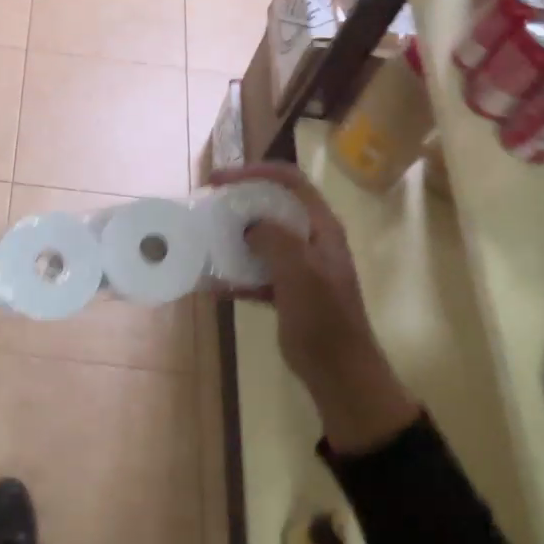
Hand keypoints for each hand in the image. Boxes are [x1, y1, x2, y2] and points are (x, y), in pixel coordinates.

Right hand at [209, 164, 420, 455]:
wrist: (338, 370)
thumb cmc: (323, 318)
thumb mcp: (300, 272)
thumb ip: (275, 239)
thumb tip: (249, 224)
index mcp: (321, 228)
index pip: (290, 182)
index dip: (255, 173)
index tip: (218, 180)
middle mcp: (312, 241)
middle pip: (274, 207)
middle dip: (240, 204)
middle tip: (208, 208)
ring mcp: (301, 267)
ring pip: (264, 240)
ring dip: (235, 239)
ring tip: (205, 242)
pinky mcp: (288, 292)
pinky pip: (258, 274)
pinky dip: (236, 276)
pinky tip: (213, 286)